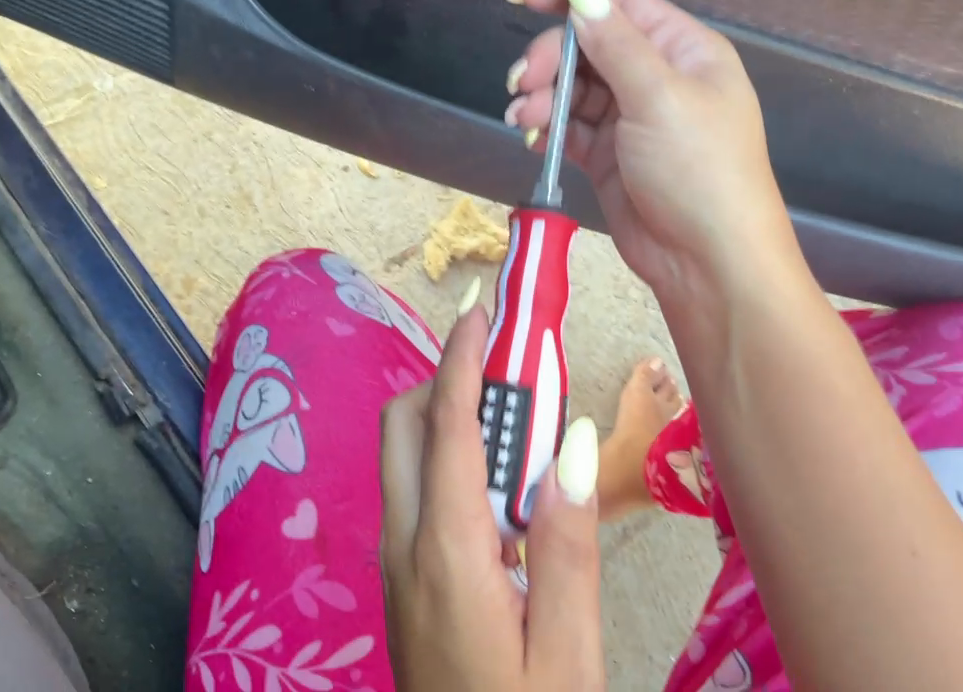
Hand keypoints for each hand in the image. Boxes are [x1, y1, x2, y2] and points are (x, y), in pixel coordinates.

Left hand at [380, 299, 604, 691]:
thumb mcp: (567, 654)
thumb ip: (564, 543)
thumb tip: (568, 440)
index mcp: (447, 552)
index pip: (449, 425)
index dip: (462, 357)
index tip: (480, 308)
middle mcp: (405, 544)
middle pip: (404, 424)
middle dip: (448, 378)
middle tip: (509, 368)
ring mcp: (395, 562)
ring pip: (403, 456)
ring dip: (448, 418)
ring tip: (516, 423)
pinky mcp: (401, 580)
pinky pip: (413, 491)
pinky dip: (446, 460)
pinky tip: (500, 491)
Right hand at [504, 0, 796, 315]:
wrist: (706, 261)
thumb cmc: (698, 170)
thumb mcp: (658, 97)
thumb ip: (615, 41)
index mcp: (683, 50)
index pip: (619, 3)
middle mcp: (656, 76)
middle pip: (587, 45)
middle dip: (550, 59)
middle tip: (523, 83)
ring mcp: (630, 117)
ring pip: (572, 87)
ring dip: (541, 97)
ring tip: (523, 118)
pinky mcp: (607, 154)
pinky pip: (567, 126)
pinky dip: (546, 128)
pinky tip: (532, 138)